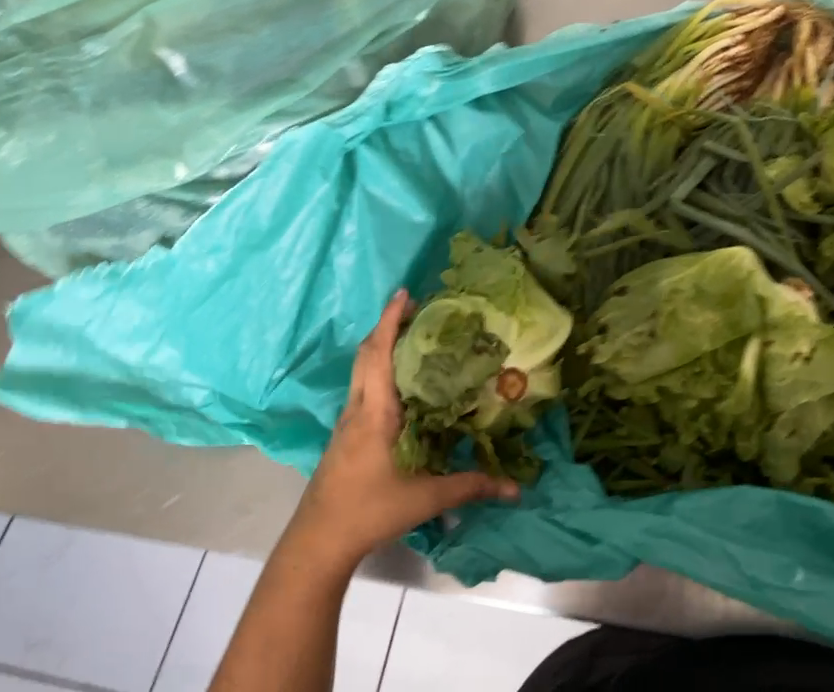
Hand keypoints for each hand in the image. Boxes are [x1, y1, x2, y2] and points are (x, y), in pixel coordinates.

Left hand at [282, 289, 519, 574]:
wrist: (318, 542)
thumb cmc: (369, 511)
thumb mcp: (425, 497)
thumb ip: (471, 487)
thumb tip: (515, 487)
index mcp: (375, 412)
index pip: (379, 353)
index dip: (389, 320)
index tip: (405, 292)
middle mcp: (357, 409)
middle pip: (366, 355)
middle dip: (388, 327)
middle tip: (418, 311)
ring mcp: (347, 423)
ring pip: (362, 372)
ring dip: (382, 349)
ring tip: (415, 341)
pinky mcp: (345, 437)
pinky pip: (363, 391)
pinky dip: (379, 373)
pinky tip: (402, 387)